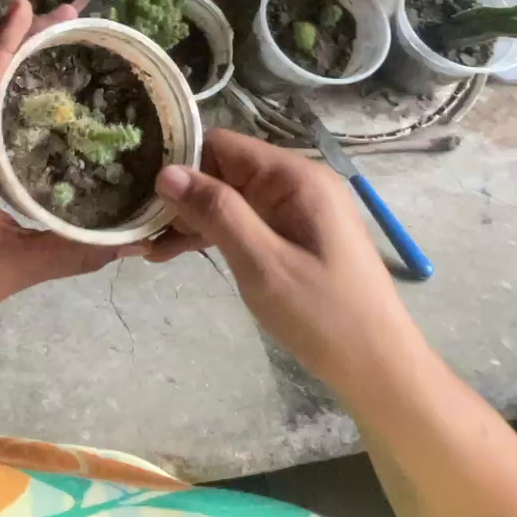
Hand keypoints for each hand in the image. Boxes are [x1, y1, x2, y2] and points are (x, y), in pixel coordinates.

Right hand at [148, 129, 432, 402]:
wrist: (379, 371)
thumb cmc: (324, 315)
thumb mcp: (262, 263)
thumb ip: (216, 212)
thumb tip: (166, 171)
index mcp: (294, 177)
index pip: (221, 145)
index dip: (178, 161)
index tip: (137, 185)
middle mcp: (293, 182)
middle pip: (219, 169)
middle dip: (177, 195)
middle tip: (137, 225)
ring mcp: (292, 209)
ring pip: (224, 196)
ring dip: (187, 218)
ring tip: (146, 245)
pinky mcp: (288, 233)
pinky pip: (238, 220)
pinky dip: (208, 234)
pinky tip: (170, 252)